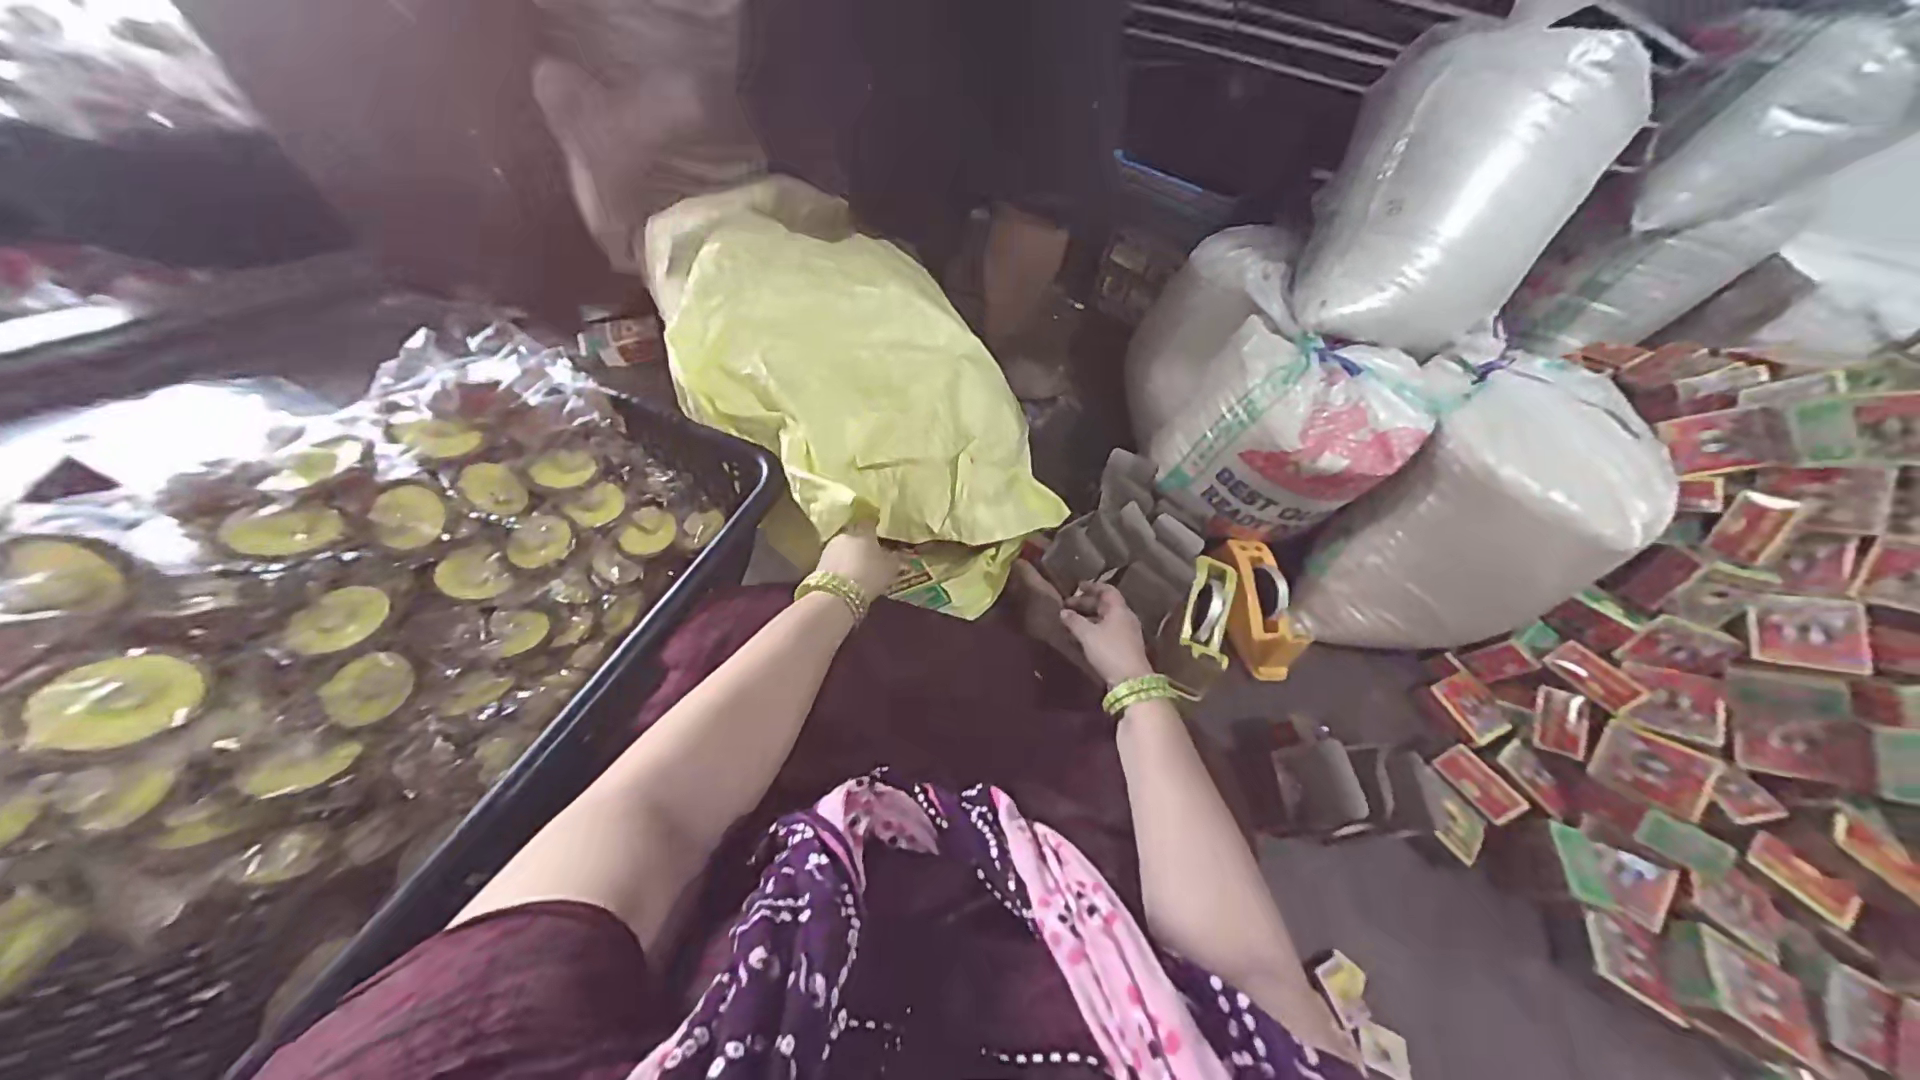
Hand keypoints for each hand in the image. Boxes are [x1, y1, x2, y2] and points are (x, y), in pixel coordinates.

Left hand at [816, 525, 900, 599]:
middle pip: (854, 534)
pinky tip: (846, 575)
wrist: (836, 594)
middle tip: (869, 554)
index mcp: (864, 531)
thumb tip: (897, 554)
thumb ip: (894, 558)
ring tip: (857, 567)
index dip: (874, 526)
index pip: (870, 522)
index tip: (879, 532)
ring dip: (849, 554)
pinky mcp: (819, 561)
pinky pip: (834, 559)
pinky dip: (840, 564)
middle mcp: (845, 534)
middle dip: (861, 542)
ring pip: (843, 547)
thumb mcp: (889, 569)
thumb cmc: (869, 575)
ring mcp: (830, 547)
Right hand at [1058, 582, 1154, 687]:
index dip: (1092, 587)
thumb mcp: (1087, 635)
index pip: (1107, 590)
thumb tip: (1063, 612)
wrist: (1130, 680)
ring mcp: (1126, 633)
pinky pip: (1106, 632)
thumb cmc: (1109, 651)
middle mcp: (1125, 618)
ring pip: (1105, 619)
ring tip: (1070, 621)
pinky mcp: (1124, 647)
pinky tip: (1080, 636)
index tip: (1077, 586)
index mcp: (1119, 610)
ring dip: (1088, 618)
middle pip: (1105, 605)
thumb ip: (1074, 621)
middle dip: (1086, 604)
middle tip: (1067, 605)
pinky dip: (1093, 630)